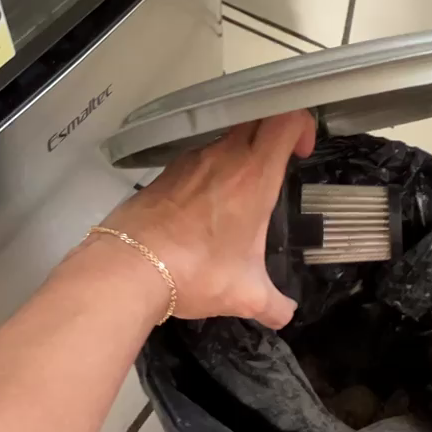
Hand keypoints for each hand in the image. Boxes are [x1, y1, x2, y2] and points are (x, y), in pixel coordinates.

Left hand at [95, 111, 315, 328]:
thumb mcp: (244, 294)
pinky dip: (209, 171)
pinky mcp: (165, 173)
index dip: (303, 125)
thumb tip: (284, 314)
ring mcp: (191, 161)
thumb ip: (273, 304)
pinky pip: (196, 159)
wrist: (128, 266)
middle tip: (278, 163)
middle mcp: (223, 157)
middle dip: (274, 133)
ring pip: (225, 136)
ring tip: (241, 192)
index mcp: (253, 175)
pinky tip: (205, 208)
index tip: (302, 151)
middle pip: (257, 118)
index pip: (286, 120)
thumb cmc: (193, 270)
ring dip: (240, 152)